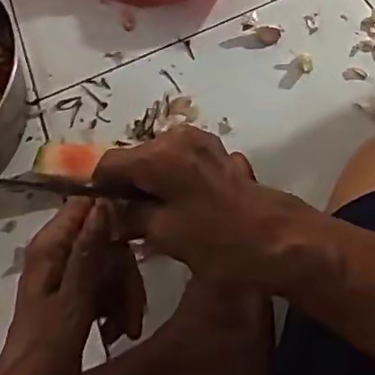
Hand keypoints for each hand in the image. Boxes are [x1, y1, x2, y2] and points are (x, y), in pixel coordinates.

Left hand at [0, 198, 144, 374]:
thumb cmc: (42, 355)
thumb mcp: (69, 306)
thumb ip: (86, 255)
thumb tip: (103, 202)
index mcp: (50, 247)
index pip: (87, 204)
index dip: (114, 215)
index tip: (137, 240)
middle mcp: (58, 254)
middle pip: (105, 237)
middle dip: (124, 271)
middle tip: (133, 308)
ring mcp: (67, 277)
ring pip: (109, 263)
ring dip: (125, 294)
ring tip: (128, 328)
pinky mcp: (75, 299)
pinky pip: (106, 286)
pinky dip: (118, 307)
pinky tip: (120, 331)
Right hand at [94, 126, 310, 285]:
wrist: (276, 237)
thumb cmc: (217, 238)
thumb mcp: (164, 234)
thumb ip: (129, 218)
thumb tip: (107, 216)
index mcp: (160, 154)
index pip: (111, 162)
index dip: (100, 188)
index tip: (99, 213)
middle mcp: (177, 136)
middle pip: (135, 157)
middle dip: (127, 185)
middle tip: (125, 223)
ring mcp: (200, 140)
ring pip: (158, 158)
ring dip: (150, 183)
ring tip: (153, 219)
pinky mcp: (215, 150)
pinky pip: (180, 160)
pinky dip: (172, 178)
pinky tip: (179, 208)